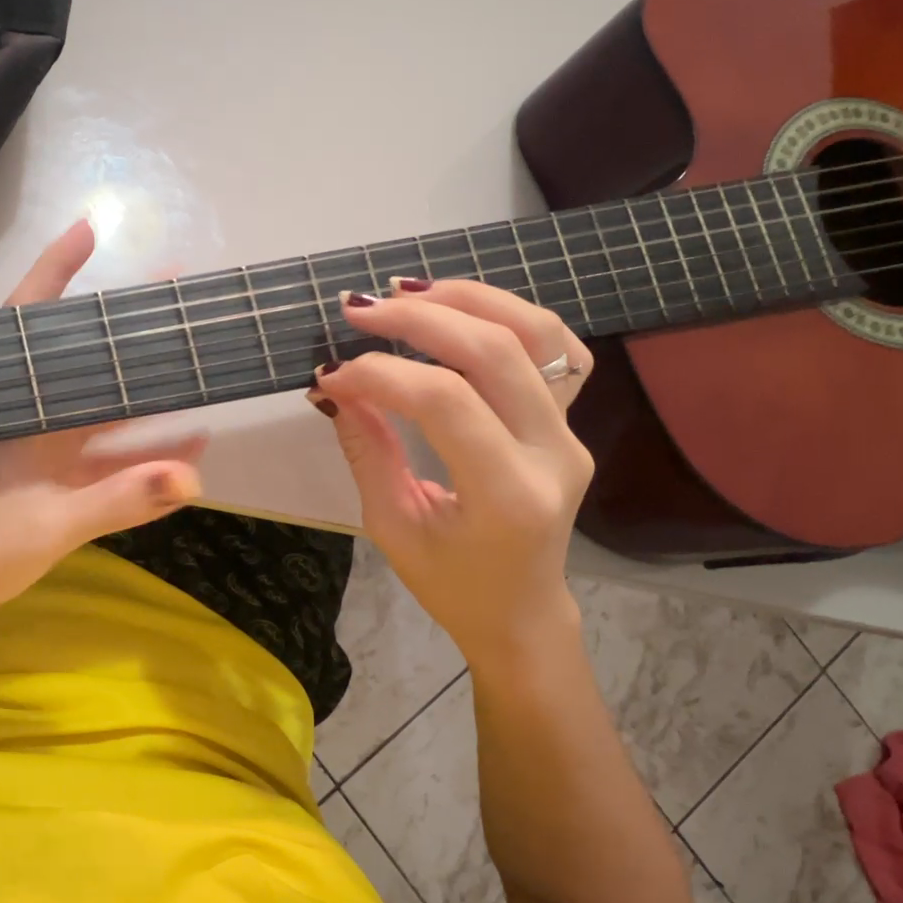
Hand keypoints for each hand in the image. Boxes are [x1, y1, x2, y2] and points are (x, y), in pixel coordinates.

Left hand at [0, 222, 204, 652]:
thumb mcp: (55, 524)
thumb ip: (121, 500)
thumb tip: (192, 476)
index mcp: (21, 412)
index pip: (35, 325)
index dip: (56, 272)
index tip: (88, 228)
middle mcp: (36, 420)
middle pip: (86, 360)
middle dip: (129, 328)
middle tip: (176, 297)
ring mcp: (51, 449)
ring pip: (106, 407)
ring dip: (147, 390)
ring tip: (194, 361)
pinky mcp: (63, 479)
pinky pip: (113, 454)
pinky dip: (148, 448)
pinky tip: (190, 441)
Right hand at [310, 281, 595, 663]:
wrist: (520, 611)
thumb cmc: (449, 584)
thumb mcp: (392, 526)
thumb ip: (367, 451)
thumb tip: (336, 387)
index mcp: (505, 494)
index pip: (443, 402)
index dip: (381, 375)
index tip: (332, 375)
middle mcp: (552, 453)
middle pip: (494, 352)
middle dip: (418, 319)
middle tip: (359, 310)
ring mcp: (571, 432)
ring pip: (537, 334)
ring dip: (470, 300)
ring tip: (410, 292)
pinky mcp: (570, 422)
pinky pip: (557, 349)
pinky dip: (510, 317)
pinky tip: (465, 311)